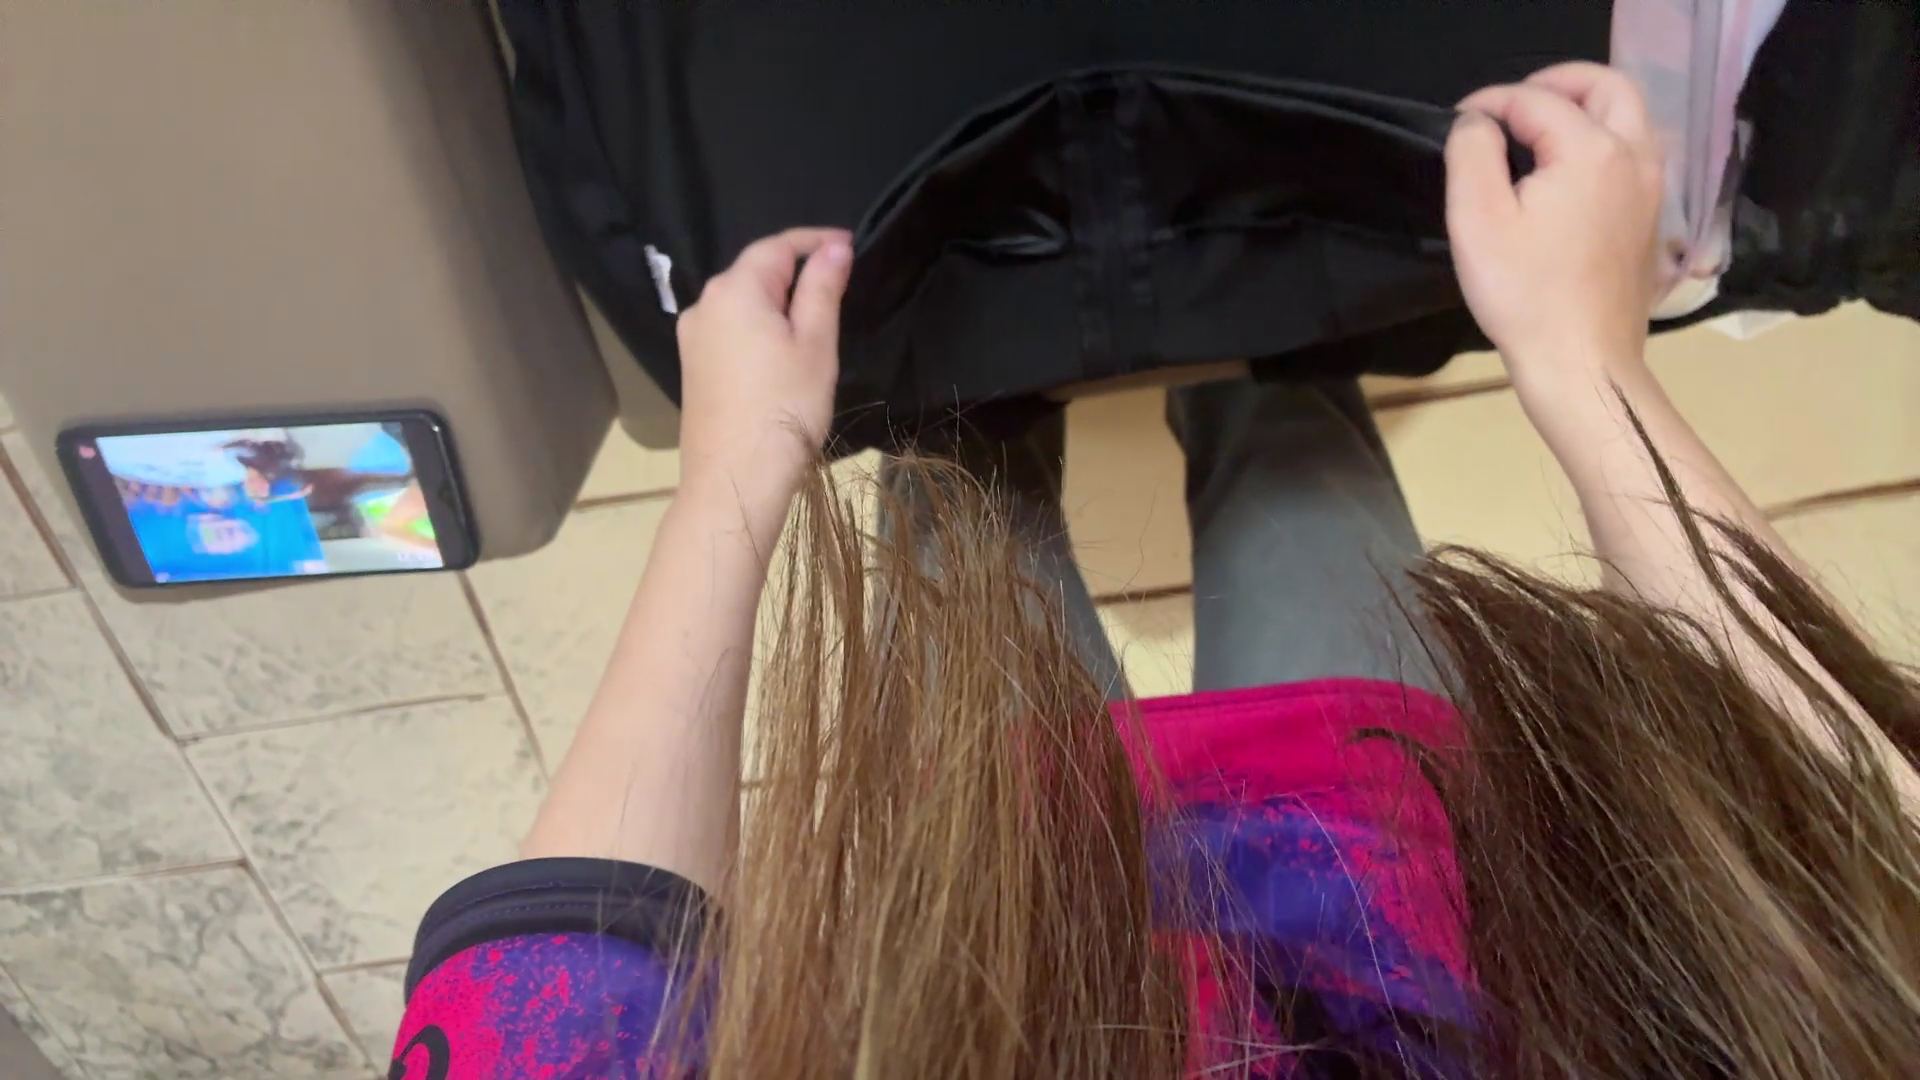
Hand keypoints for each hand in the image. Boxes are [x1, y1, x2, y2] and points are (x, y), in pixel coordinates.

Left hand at [674, 227, 852, 496]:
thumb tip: (834, 247)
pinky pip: (731, 333)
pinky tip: (780, 357)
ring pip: (742, 305)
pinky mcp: (694, 369)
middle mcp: (704, 306)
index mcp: (734, 290)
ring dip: (777, 305)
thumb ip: (822, 289)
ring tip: (813, 329)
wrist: (737, 478)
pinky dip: (758, 331)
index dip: (815, 241)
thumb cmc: (785, 408)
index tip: (850, 244)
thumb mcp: (814, 345)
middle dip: (795, 274)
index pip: (777, 246)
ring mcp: (693, 339)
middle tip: (837, 291)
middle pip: (754, 274)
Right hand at [1444, 63, 1664, 389]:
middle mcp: (1633, 154)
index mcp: (1590, 149)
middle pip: (1606, 88)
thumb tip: (1472, 123)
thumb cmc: (1520, 290)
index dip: (1492, 101)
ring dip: (1583, 107)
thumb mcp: (1477, 221)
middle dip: (1556, 84)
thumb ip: (1471, 158)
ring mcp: (1650, 185)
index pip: (1537, 102)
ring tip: (1537, 128)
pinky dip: (1599, 139)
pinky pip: (1631, 153)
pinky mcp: (1649, 216)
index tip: (1455, 117)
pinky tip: (1566, 171)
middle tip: (1510, 102)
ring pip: (1628, 117)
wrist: (1578, 353)